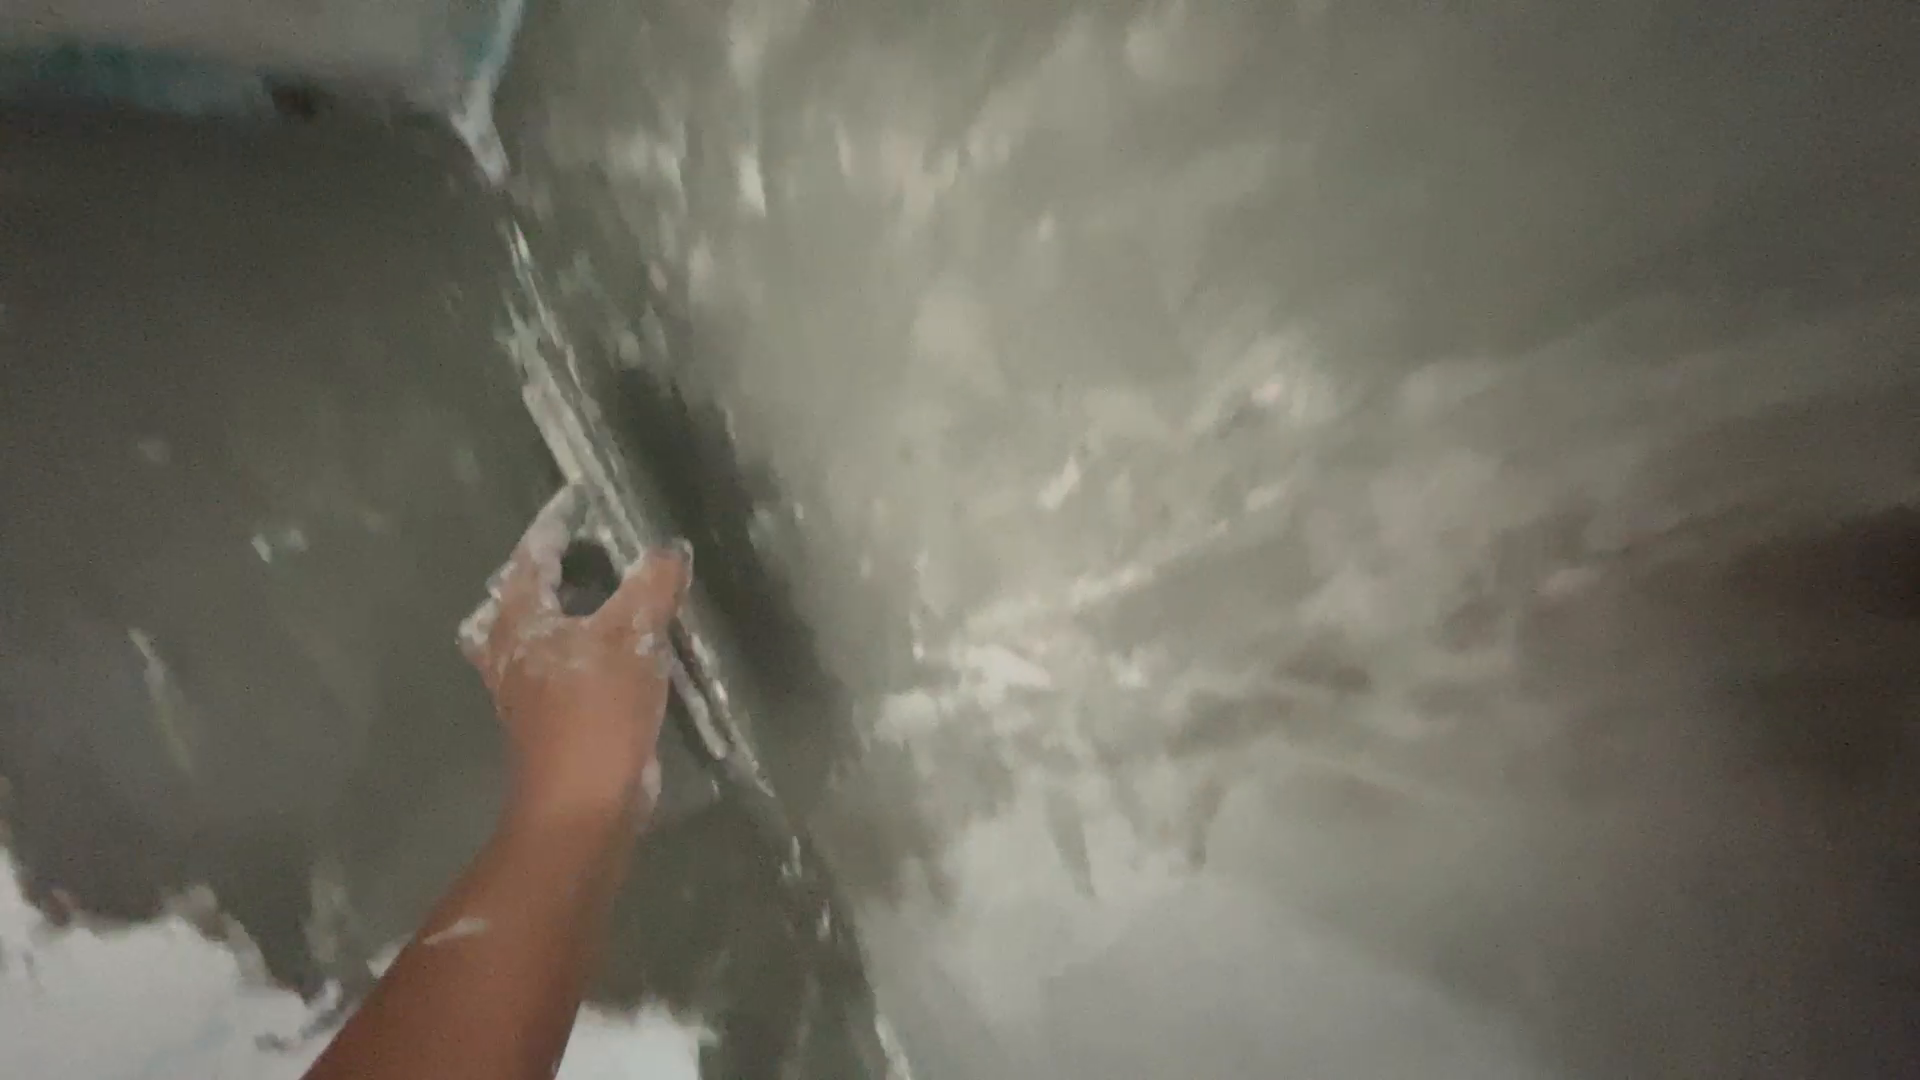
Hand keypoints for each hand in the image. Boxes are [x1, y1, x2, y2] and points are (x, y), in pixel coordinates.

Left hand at [463, 496, 690, 833]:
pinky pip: (556, 661)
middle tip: (575, 548)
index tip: (577, 496)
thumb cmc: (598, 711)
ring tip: (589, 592)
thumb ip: (652, 584)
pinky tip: (609, 644)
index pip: (530, 557)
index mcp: (521, 623)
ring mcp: (525, 687)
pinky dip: (576, 640)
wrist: (585, 800)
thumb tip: (669, 549)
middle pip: (511, 597)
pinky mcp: (550, 714)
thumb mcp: (633, 637)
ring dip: (554, 607)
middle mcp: (511, 651)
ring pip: (529, 632)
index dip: (553, 524)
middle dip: (537, 569)